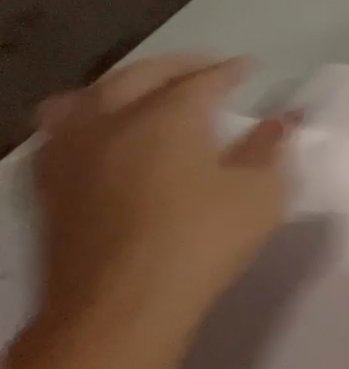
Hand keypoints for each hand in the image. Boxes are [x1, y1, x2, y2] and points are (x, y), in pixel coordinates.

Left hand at [28, 55, 295, 354]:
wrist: (120, 303)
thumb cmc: (205, 238)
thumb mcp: (261, 192)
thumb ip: (268, 148)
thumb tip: (280, 119)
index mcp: (168, 117)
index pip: (202, 79)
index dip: (229, 71)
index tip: (249, 68)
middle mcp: (111, 121)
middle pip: (136, 76)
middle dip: (174, 66)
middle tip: (204, 68)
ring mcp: (70, 152)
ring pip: (84, 96)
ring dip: (119, 86)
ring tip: (144, 93)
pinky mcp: (48, 184)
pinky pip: (61, 128)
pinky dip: (87, 115)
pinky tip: (103, 132)